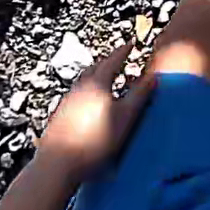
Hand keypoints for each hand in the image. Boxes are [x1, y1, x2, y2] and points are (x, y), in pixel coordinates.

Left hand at [34, 43, 155, 182]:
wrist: (56, 167)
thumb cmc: (96, 141)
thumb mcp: (126, 117)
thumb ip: (140, 94)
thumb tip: (153, 76)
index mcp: (97, 82)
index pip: (113, 59)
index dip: (124, 50)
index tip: (131, 43)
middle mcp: (80, 86)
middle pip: (96, 67)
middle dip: (109, 60)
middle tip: (119, 57)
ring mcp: (67, 101)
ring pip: (84, 79)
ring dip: (97, 74)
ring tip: (106, 78)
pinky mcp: (60, 116)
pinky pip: (77, 93)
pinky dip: (88, 89)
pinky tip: (90, 102)